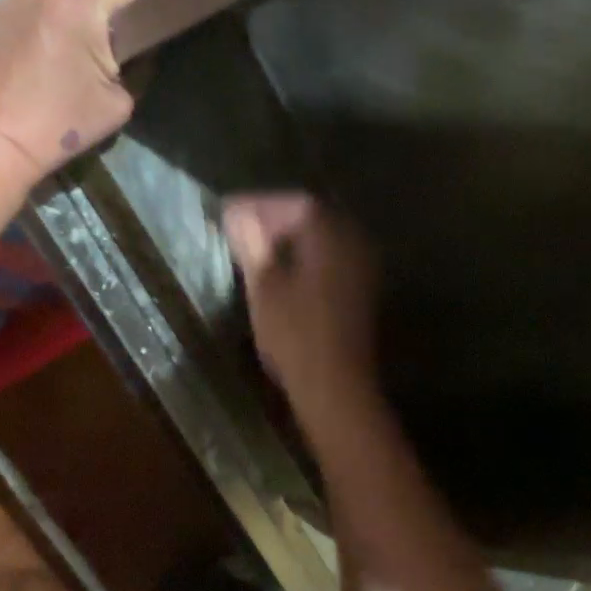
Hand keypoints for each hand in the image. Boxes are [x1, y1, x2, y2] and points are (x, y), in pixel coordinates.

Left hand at [0, 0, 145, 177]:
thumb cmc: (56, 126)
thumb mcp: (117, 105)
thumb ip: (132, 70)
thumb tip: (125, 57)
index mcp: (78, 6)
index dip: (137, 11)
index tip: (129, 43)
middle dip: (92, 24)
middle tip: (86, 67)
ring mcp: (6, 4)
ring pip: (50, 6)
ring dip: (58, 29)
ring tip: (48, 71)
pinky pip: (19, 20)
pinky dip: (27, 38)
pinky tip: (20, 73)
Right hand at [223, 193, 377, 392]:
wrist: (335, 387)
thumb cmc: (295, 335)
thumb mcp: (264, 287)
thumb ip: (252, 244)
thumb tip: (237, 214)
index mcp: (330, 235)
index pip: (293, 203)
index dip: (258, 204)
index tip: (228, 212)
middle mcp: (353, 243)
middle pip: (311, 216)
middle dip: (273, 219)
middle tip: (239, 228)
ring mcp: (362, 268)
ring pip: (321, 239)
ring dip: (288, 239)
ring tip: (254, 250)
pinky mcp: (360, 291)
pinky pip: (329, 259)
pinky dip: (303, 258)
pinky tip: (280, 273)